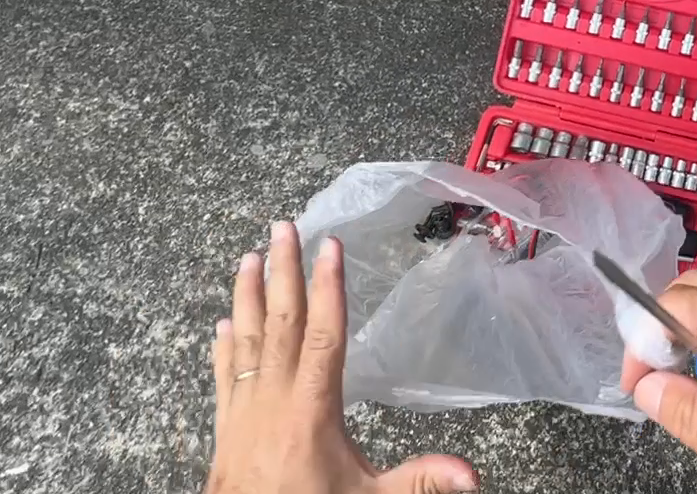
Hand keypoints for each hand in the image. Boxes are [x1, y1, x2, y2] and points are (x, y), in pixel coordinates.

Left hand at [208, 222, 478, 493]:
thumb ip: (418, 480)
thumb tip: (474, 476)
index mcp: (311, 410)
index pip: (324, 335)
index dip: (329, 288)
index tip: (330, 245)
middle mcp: (272, 401)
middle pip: (281, 324)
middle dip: (283, 272)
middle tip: (282, 227)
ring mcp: (242, 414)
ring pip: (246, 342)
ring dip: (247, 296)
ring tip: (249, 257)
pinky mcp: (224, 431)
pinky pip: (223, 377)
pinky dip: (224, 348)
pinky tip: (222, 323)